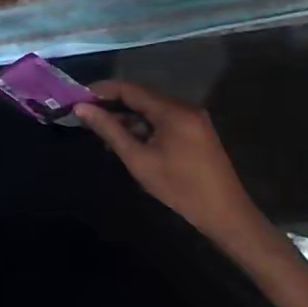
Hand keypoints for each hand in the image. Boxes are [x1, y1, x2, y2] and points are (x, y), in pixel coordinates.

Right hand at [73, 80, 273, 253]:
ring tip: (103, 129)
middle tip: (87, 113)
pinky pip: (162, 118)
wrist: (228, 217)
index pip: (129, 89)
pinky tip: (128, 139)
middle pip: (140, 95)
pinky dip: (143, 124)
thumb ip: (109, 130)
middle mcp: (184, 107)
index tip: (78, 97)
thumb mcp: (139, 160)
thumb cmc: (180, 189)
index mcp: (172, 111)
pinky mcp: (196, 130)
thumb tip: (81, 108)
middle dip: (112, 102)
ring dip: (127, 115)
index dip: (101, 90)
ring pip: (151, 107)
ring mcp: (192, 118)